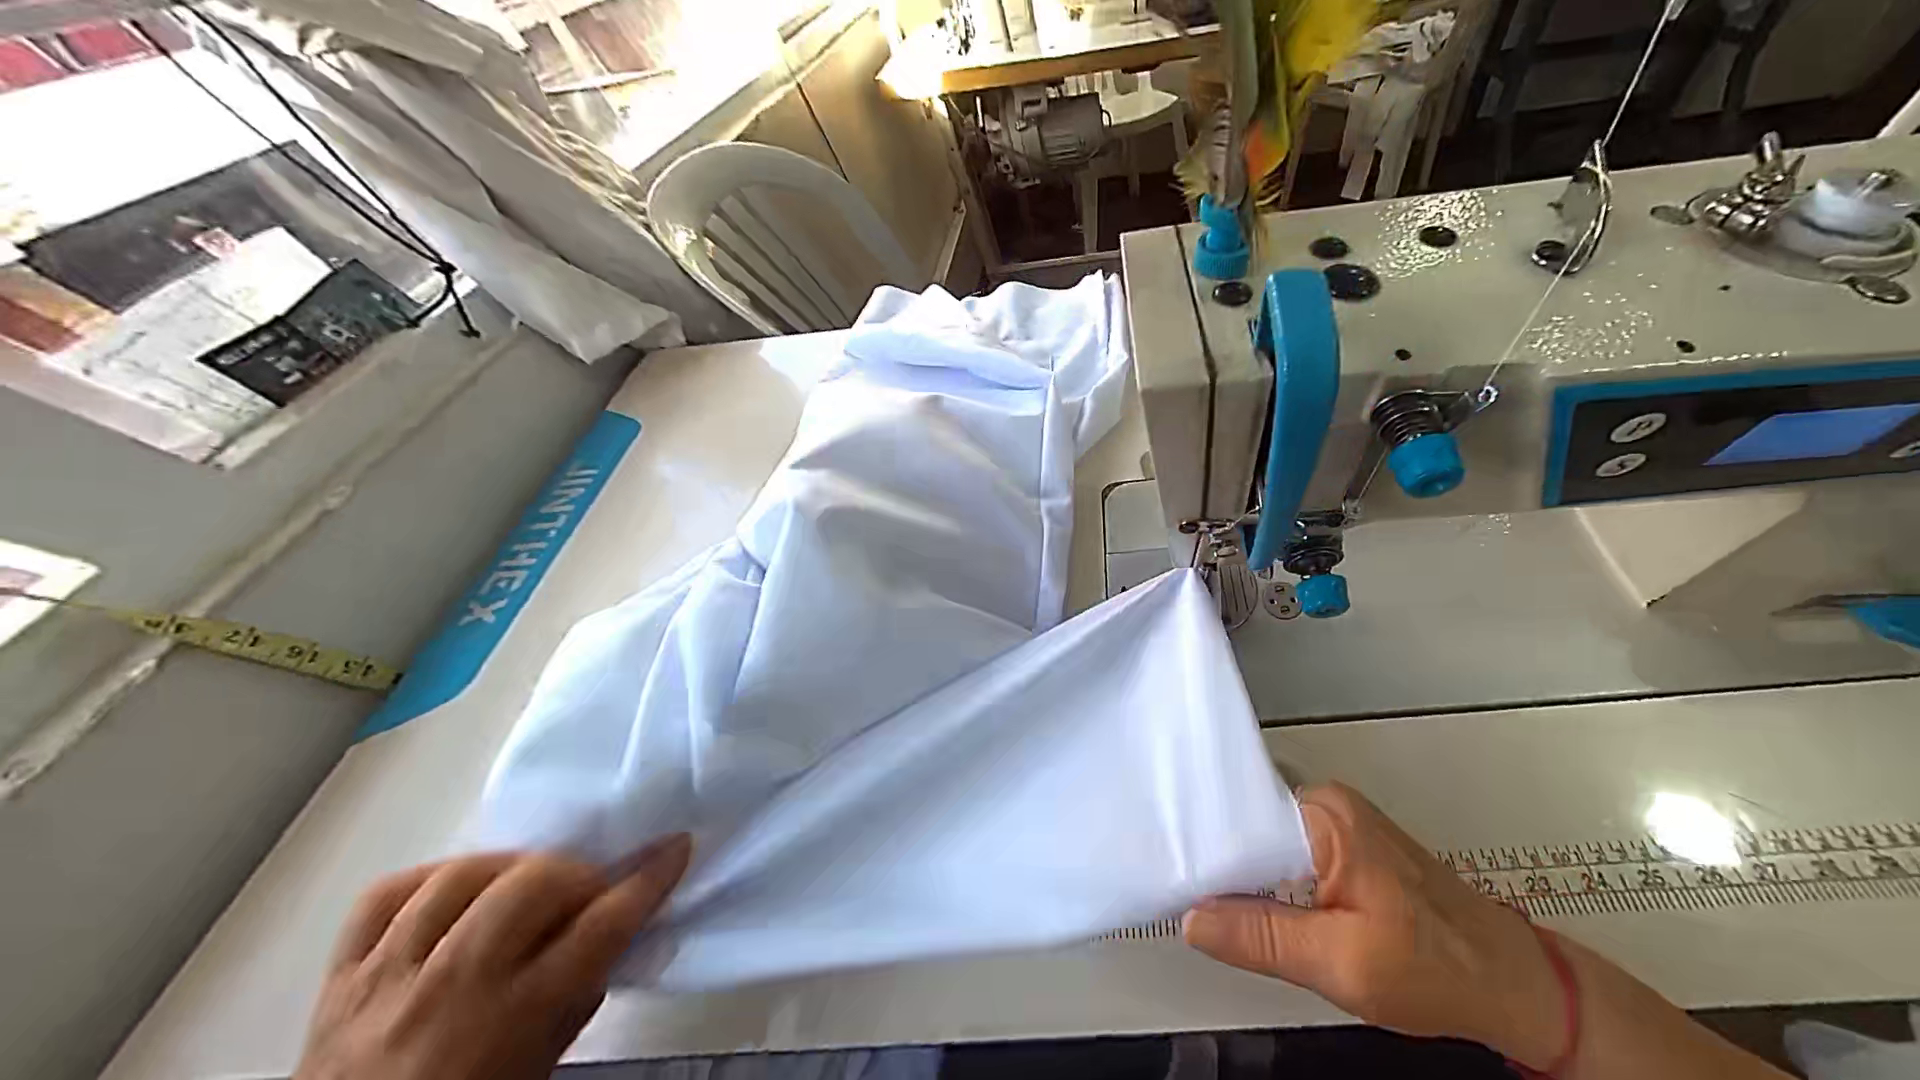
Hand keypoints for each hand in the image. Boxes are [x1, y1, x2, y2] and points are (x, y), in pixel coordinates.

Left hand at [295, 835, 690, 1079]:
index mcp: (510, 1021)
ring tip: (527, 882)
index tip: (676, 848)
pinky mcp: (340, 977)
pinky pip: (385, 896)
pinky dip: (429, 880)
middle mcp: (452, 987)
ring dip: (511, 867)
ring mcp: (388, 978)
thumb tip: (612, 932)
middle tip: (589, 891)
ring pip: (461, 876)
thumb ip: (576, 998)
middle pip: (533, 883)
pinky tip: (458, 890)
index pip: (601, 926)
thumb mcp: (540, 1070)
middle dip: (577, 873)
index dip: (649, 879)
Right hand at [1183, 783, 1565, 1068]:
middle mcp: (1325, 805)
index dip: (1202, 852)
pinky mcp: (1338, 842)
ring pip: (1260, 842)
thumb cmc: (1444, 969)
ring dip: (1240, 874)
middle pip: (1245, 826)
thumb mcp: (1342, 964)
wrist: (1515, 985)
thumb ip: (1260, 937)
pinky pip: (1280, 851)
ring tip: (1210, 901)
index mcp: (1324, 816)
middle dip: (1217, 864)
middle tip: (1185, 895)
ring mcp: (1333, 821)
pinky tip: (1250, 904)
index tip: (1172, 878)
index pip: (1237, 820)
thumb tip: (1194, 919)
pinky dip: (1262, 878)